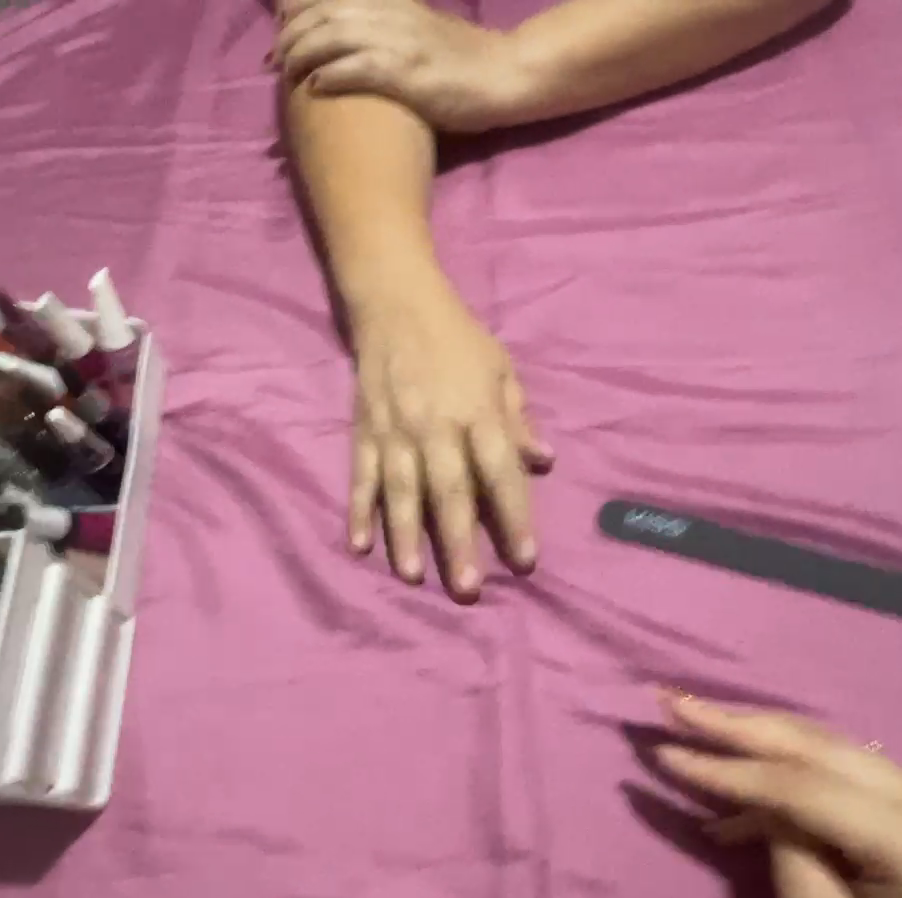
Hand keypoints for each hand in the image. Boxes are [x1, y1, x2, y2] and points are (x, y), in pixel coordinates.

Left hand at [274, 0, 537, 133]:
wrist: (504, 76)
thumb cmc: (461, 63)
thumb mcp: (420, 31)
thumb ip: (386, 29)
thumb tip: (350, 42)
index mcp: (393, 2)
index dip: (299, 8)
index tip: (278, 29)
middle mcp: (392, 14)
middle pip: (325, 11)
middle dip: (291, 33)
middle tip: (272, 60)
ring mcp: (401, 42)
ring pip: (335, 35)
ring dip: (303, 53)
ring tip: (285, 73)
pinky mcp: (409, 75)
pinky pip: (360, 68)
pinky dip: (331, 75)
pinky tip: (314, 87)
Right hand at [349, 284, 551, 600]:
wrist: (396, 304)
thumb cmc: (457, 339)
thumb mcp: (501, 368)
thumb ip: (519, 418)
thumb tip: (543, 461)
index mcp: (477, 411)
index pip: (500, 472)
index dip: (514, 517)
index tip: (525, 560)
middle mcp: (436, 427)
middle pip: (449, 491)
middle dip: (458, 541)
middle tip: (467, 589)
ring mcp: (394, 432)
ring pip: (401, 491)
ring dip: (405, 535)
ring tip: (412, 577)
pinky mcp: (363, 432)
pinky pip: (360, 477)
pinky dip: (358, 510)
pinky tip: (358, 545)